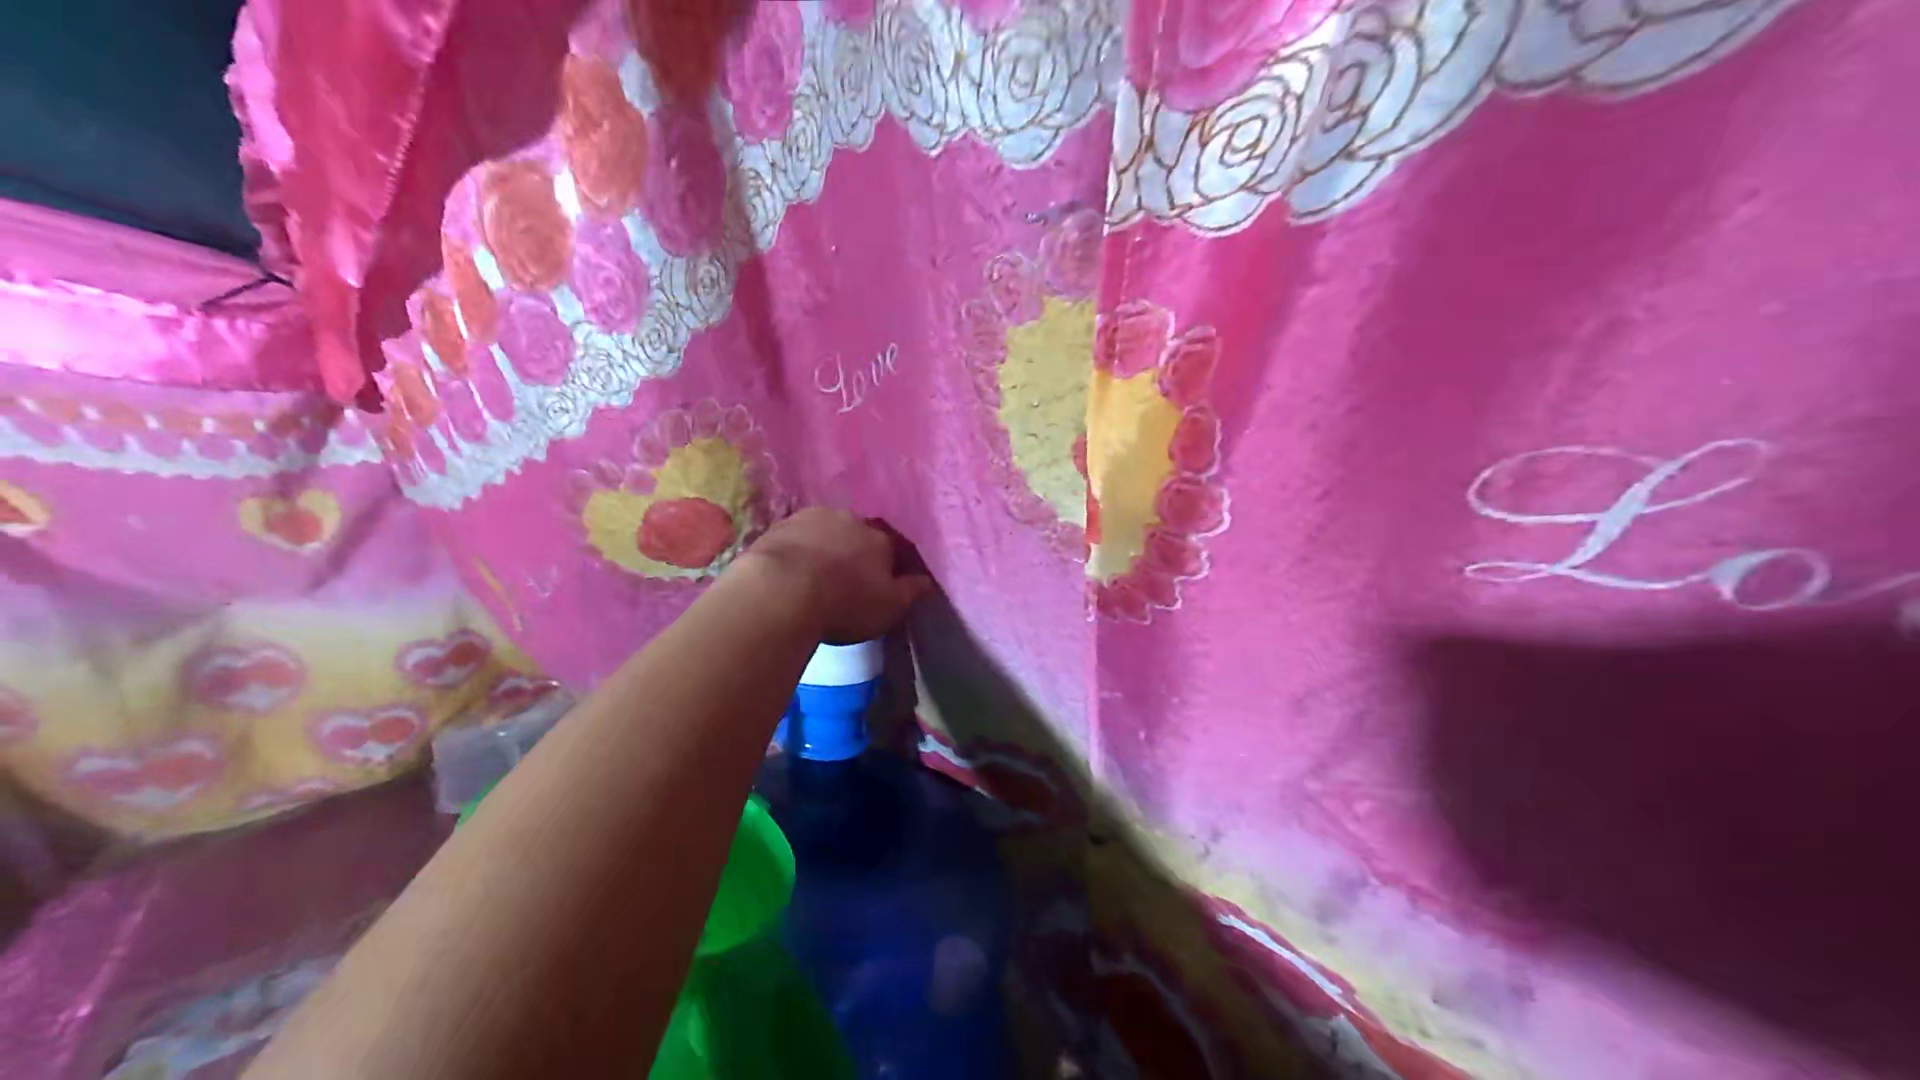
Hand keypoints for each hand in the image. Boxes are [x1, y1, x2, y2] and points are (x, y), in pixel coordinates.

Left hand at [732, 508, 932, 643]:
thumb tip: (928, 581)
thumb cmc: (845, 602)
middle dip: (856, 551)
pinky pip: (795, 538)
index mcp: (880, 538)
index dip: (890, 564)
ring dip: (825, 547)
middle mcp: (849, 519)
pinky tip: (791, 571)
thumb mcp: (890, 606)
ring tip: (817, 574)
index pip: (893, 546)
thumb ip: (912, 592)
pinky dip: (797, 551)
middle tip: (849, 578)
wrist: (780, 591)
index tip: (885, 582)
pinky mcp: (777, 527)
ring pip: (825, 531)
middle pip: (858, 534)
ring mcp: (810, 518)